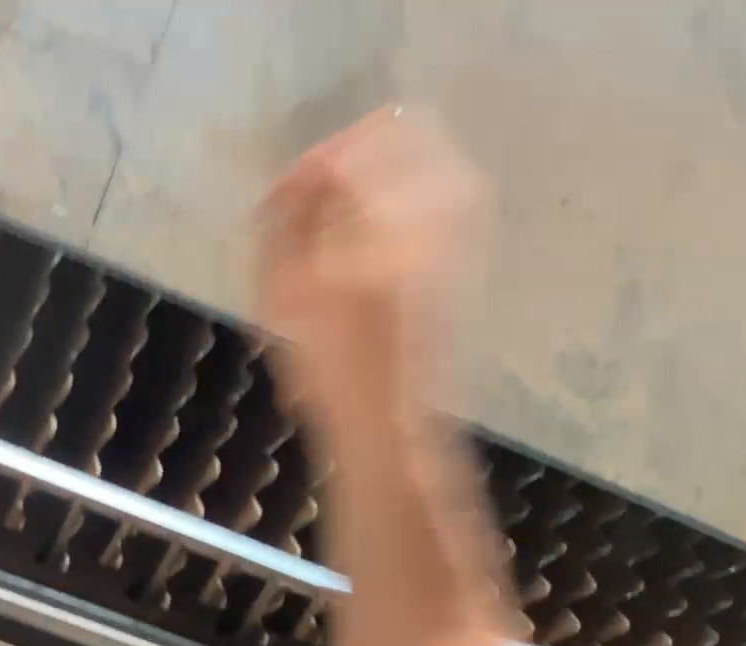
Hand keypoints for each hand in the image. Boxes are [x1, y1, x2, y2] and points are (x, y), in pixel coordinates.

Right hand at [257, 105, 485, 438]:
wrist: (392, 414)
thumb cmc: (326, 366)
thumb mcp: (282, 299)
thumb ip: (283, 229)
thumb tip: (290, 187)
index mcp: (385, 226)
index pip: (347, 153)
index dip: (304, 168)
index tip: (276, 199)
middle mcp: (438, 210)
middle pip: (400, 131)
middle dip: (344, 154)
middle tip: (307, 194)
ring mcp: (463, 222)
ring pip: (424, 151)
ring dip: (372, 170)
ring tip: (333, 213)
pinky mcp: (469, 240)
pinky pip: (437, 181)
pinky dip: (397, 189)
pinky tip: (364, 229)